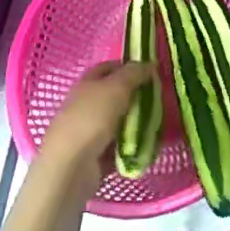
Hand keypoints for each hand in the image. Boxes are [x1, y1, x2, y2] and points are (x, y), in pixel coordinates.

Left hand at [37, 61, 150, 193]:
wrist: (70, 167)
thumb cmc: (91, 118)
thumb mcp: (116, 88)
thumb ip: (133, 73)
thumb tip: (149, 63)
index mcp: (86, 84)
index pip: (108, 68)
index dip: (127, 67)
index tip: (150, 72)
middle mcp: (84, 106)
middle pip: (113, 96)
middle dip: (135, 97)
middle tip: (159, 99)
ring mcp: (88, 132)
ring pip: (117, 123)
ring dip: (135, 124)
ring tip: (158, 125)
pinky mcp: (94, 157)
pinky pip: (117, 148)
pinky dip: (130, 148)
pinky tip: (147, 148)